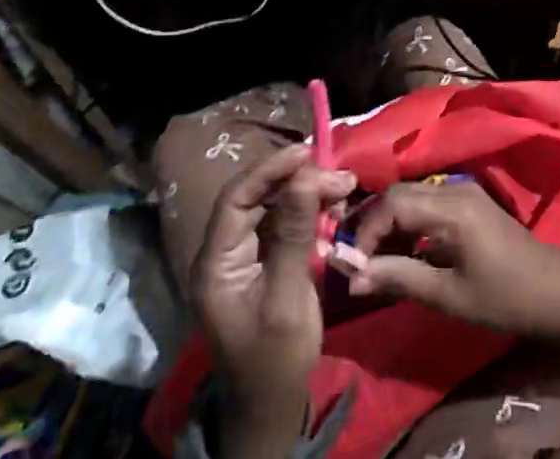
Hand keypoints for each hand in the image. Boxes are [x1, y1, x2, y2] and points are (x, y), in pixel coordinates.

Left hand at [191, 143, 355, 440]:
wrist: (270, 408)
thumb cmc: (275, 360)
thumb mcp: (287, 298)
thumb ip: (292, 235)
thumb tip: (303, 177)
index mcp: (216, 262)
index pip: (236, 199)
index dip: (269, 170)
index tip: (308, 152)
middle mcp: (223, 253)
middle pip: (256, 200)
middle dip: (297, 182)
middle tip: (341, 178)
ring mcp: (242, 258)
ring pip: (272, 209)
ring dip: (306, 195)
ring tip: (344, 187)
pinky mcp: (262, 263)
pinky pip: (282, 226)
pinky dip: (308, 214)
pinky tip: (333, 209)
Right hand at [344, 179, 559, 334]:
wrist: (559, 292)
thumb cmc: (507, 298)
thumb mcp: (449, 295)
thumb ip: (399, 278)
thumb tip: (353, 278)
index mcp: (450, 207)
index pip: (391, 204)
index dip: (365, 231)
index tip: (352, 264)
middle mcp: (453, 189)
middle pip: (397, 194)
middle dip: (371, 224)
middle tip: (354, 259)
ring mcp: (463, 192)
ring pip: (410, 197)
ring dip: (388, 224)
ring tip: (373, 259)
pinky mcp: (468, 203)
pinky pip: (426, 204)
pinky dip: (407, 224)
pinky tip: (402, 252)